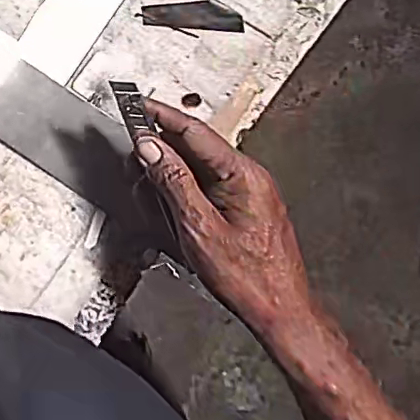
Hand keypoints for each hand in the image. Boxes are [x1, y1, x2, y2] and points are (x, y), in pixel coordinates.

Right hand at [137, 99, 314, 335]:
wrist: (282, 313)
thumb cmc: (250, 279)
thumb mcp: (199, 227)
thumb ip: (173, 180)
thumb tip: (150, 146)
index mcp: (241, 173)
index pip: (192, 130)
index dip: (160, 116)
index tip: (137, 106)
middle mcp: (246, 176)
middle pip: (191, 148)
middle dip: (160, 158)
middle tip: (138, 171)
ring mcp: (245, 191)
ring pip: (194, 170)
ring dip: (169, 184)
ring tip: (162, 213)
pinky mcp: (241, 206)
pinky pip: (204, 188)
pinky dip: (182, 198)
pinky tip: (176, 220)